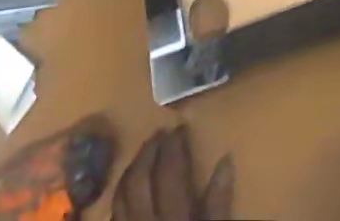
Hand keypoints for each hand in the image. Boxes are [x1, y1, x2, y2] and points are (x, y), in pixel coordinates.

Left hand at [112, 125, 234, 220]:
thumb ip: (219, 203)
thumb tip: (226, 160)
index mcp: (173, 217)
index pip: (169, 172)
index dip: (174, 146)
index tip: (181, 127)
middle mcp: (144, 220)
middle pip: (139, 178)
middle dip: (149, 150)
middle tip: (162, 132)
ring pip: (121, 193)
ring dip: (133, 167)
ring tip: (146, 151)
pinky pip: (114, 211)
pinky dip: (122, 192)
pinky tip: (132, 185)